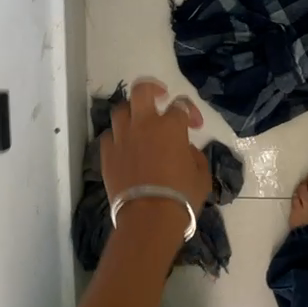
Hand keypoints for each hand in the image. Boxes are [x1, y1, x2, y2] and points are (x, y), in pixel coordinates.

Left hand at [101, 78, 210, 217]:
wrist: (149, 218)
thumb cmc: (181, 196)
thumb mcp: (201, 175)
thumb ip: (194, 155)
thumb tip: (186, 150)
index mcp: (170, 126)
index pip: (181, 105)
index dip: (190, 111)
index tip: (195, 125)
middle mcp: (143, 124)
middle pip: (142, 91)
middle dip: (152, 88)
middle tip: (161, 96)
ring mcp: (121, 138)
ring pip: (121, 111)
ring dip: (132, 113)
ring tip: (140, 123)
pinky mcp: (107, 154)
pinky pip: (109, 136)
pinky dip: (118, 137)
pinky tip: (125, 146)